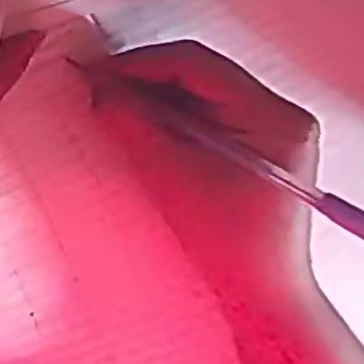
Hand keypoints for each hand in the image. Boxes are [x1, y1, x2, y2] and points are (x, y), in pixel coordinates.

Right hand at [90, 40, 320, 291]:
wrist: (248, 301)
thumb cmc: (217, 244)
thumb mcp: (162, 171)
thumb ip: (125, 118)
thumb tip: (93, 83)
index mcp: (271, 117)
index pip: (191, 62)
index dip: (133, 63)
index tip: (91, 73)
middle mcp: (272, 117)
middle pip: (188, 74)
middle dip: (134, 81)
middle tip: (91, 89)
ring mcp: (258, 133)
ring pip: (183, 93)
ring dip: (140, 99)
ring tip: (104, 112)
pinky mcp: (239, 149)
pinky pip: (186, 115)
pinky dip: (151, 118)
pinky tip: (126, 130)